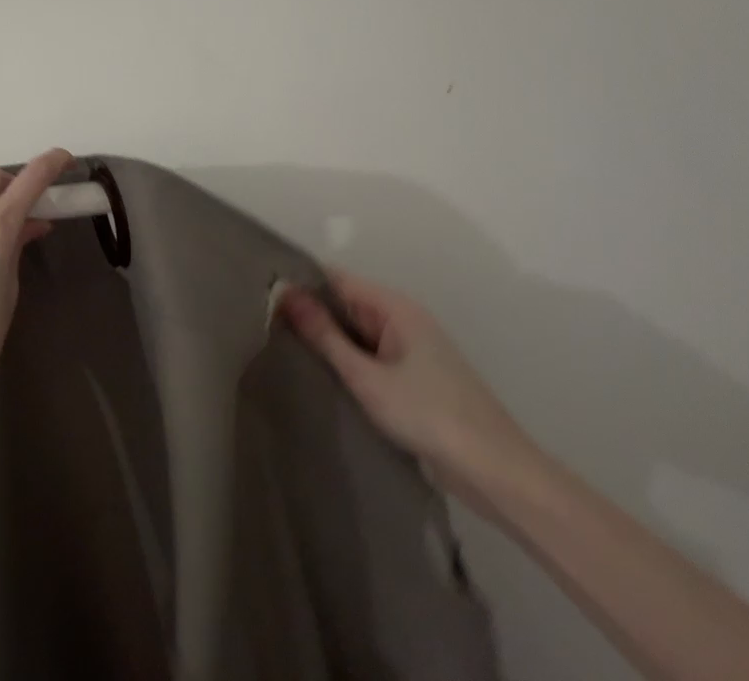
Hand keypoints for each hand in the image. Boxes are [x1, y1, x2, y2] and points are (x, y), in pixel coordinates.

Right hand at [279, 268, 536, 492]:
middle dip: (307, 313)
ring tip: (274, 346)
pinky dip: (342, 361)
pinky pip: (366, 356)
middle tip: (257, 324)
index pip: (336, 279)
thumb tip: (284, 293)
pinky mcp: (410, 377)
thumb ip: (324, 336)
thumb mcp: (366, 376)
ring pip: (354, 333)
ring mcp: (408, 350)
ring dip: (323, 340)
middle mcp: (403, 320)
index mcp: (397, 308)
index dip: (299, 283)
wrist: (492, 469)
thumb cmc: (428, 414)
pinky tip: (313, 374)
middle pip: (344, 304)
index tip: (257, 294)